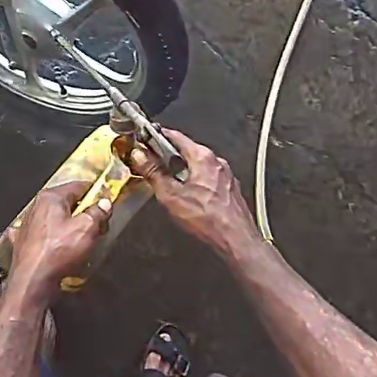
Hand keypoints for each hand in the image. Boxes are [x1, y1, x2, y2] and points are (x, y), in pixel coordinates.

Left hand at [1, 180, 110, 307]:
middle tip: (99, 226)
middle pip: (67, 203)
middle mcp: (37, 207)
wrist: (32, 281)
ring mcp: (29, 224)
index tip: (106, 202)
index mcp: (50, 197)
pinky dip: (57, 240)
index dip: (95, 193)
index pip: (78, 186)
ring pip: (57, 220)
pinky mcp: (26, 242)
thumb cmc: (57, 252)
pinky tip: (64, 250)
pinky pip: (47, 236)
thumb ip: (97, 212)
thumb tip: (104, 204)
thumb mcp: (87, 229)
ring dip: (72, 228)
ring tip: (84, 242)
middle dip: (85, 213)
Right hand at [126, 127, 260, 257]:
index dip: (158, 136)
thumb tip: (140, 156)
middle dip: (169, 156)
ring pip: (198, 166)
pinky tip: (189, 197)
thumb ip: (153, 173)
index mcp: (202, 157)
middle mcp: (217, 162)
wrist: (236, 241)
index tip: (147, 138)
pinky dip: (195, 182)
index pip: (176, 136)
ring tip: (169, 184)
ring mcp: (225, 176)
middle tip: (153, 164)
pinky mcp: (229, 190)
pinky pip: (208, 179)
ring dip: (183, 171)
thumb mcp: (170, 195)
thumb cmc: (209, 219)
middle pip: (188, 151)